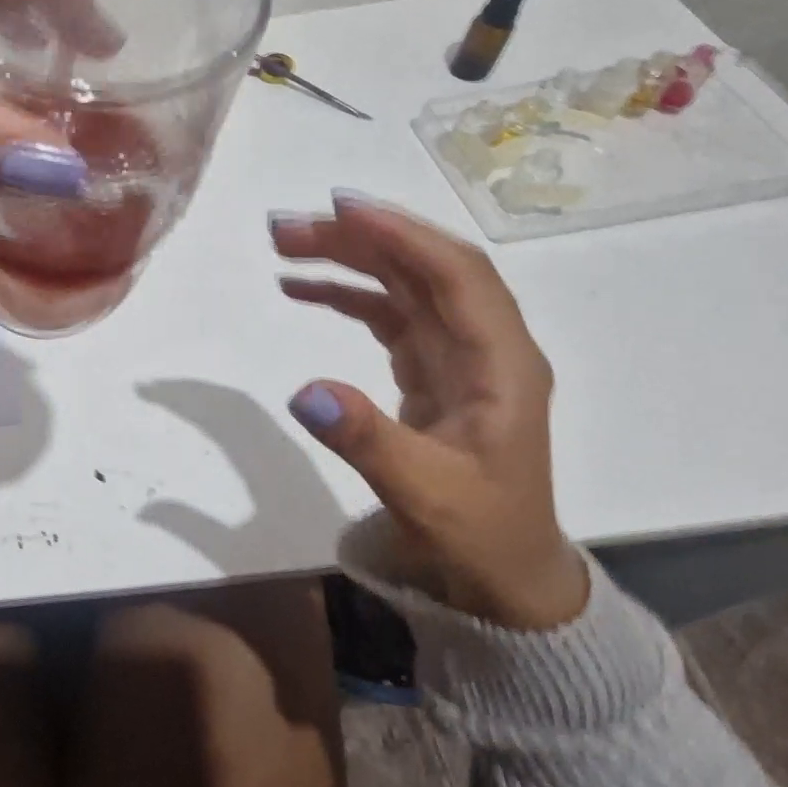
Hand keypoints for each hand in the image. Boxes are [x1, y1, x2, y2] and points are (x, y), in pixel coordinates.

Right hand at [269, 192, 588, 630]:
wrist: (502, 577)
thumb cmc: (479, 534)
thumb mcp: (426, 494)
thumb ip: (367, 440)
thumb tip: (302, 392)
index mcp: (503, 364)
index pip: (457, 276)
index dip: (402, 236)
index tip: (341, 209)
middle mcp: (484, 346)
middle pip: (423, 269)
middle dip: (360, 239)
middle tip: (286, 228)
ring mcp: (456, 357)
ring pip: (403, 285)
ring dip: (349, 259)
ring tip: (285, 245)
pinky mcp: (430, 371)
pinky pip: (387, 315)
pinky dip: (346, 295)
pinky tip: (301, 289)